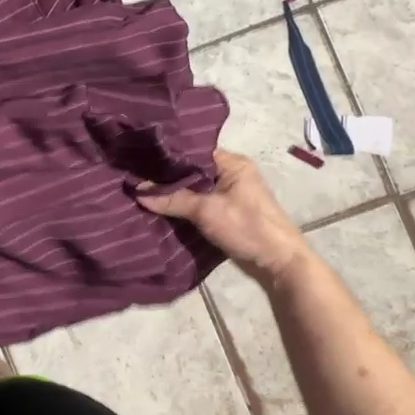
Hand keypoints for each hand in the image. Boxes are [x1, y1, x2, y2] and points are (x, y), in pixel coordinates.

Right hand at [137, 150, 312, 286]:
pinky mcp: (225, 211)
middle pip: (191, 169)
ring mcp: (229, 193)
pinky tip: (158, 204)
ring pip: (193, 187)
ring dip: (172, 191)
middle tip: (134, 174)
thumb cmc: (248, 228)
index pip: (192, 150)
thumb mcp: (206, 211)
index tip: (139, 157)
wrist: (280, 263)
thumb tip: (136, 190)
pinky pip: (197, 201)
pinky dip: (181, 203)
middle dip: (165, 175)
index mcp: (233, 163)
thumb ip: (171, 199)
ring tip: (140, 187)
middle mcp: (231, 173)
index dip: (166, 155)